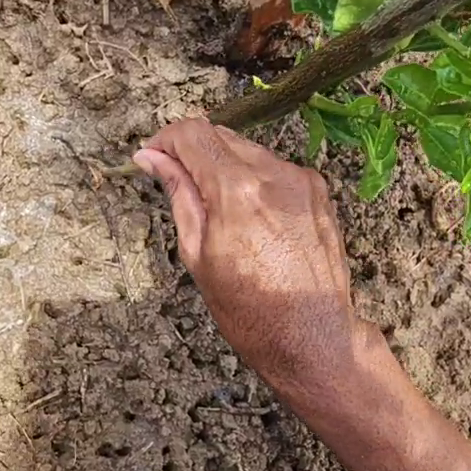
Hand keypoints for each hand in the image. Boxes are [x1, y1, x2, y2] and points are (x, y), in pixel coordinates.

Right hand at [135, 116, 367, 398]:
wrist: (311, 337)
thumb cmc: (249, 309)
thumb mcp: (197, 255)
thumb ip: (178, 195)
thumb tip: (151, 158)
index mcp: (237, 191)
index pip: (192, 133)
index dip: (165, 140)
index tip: (153, 158)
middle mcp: (274, 174)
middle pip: (221, 136)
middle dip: (193, 153)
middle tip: (178, 185)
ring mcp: (302, 180)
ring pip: (249, 151)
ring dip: (224, 167)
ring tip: (218, 214)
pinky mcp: (319, 192)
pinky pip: (275, 170)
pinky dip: (255, 181)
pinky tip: (252, 220)